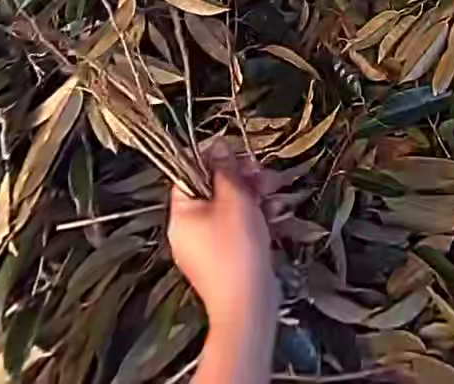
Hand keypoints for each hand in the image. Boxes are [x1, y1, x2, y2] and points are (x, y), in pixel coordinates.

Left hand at [169, 142, 279, 329]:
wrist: (249, 306)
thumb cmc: (237, 251)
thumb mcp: (234, 198)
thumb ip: (226, 169)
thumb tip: (219, 146)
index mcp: (181, 215)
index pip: (188, 173)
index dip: (211, 158)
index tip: (233, 151)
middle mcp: (188, 230)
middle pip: (211, 188)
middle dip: (239, 177)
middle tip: (259, 173)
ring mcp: (205, 245)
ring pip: (227, 206)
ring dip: (251, 194)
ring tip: (271, 191)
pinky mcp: (224, 256)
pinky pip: (235, 225)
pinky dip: (253, 215)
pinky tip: (272, 212)